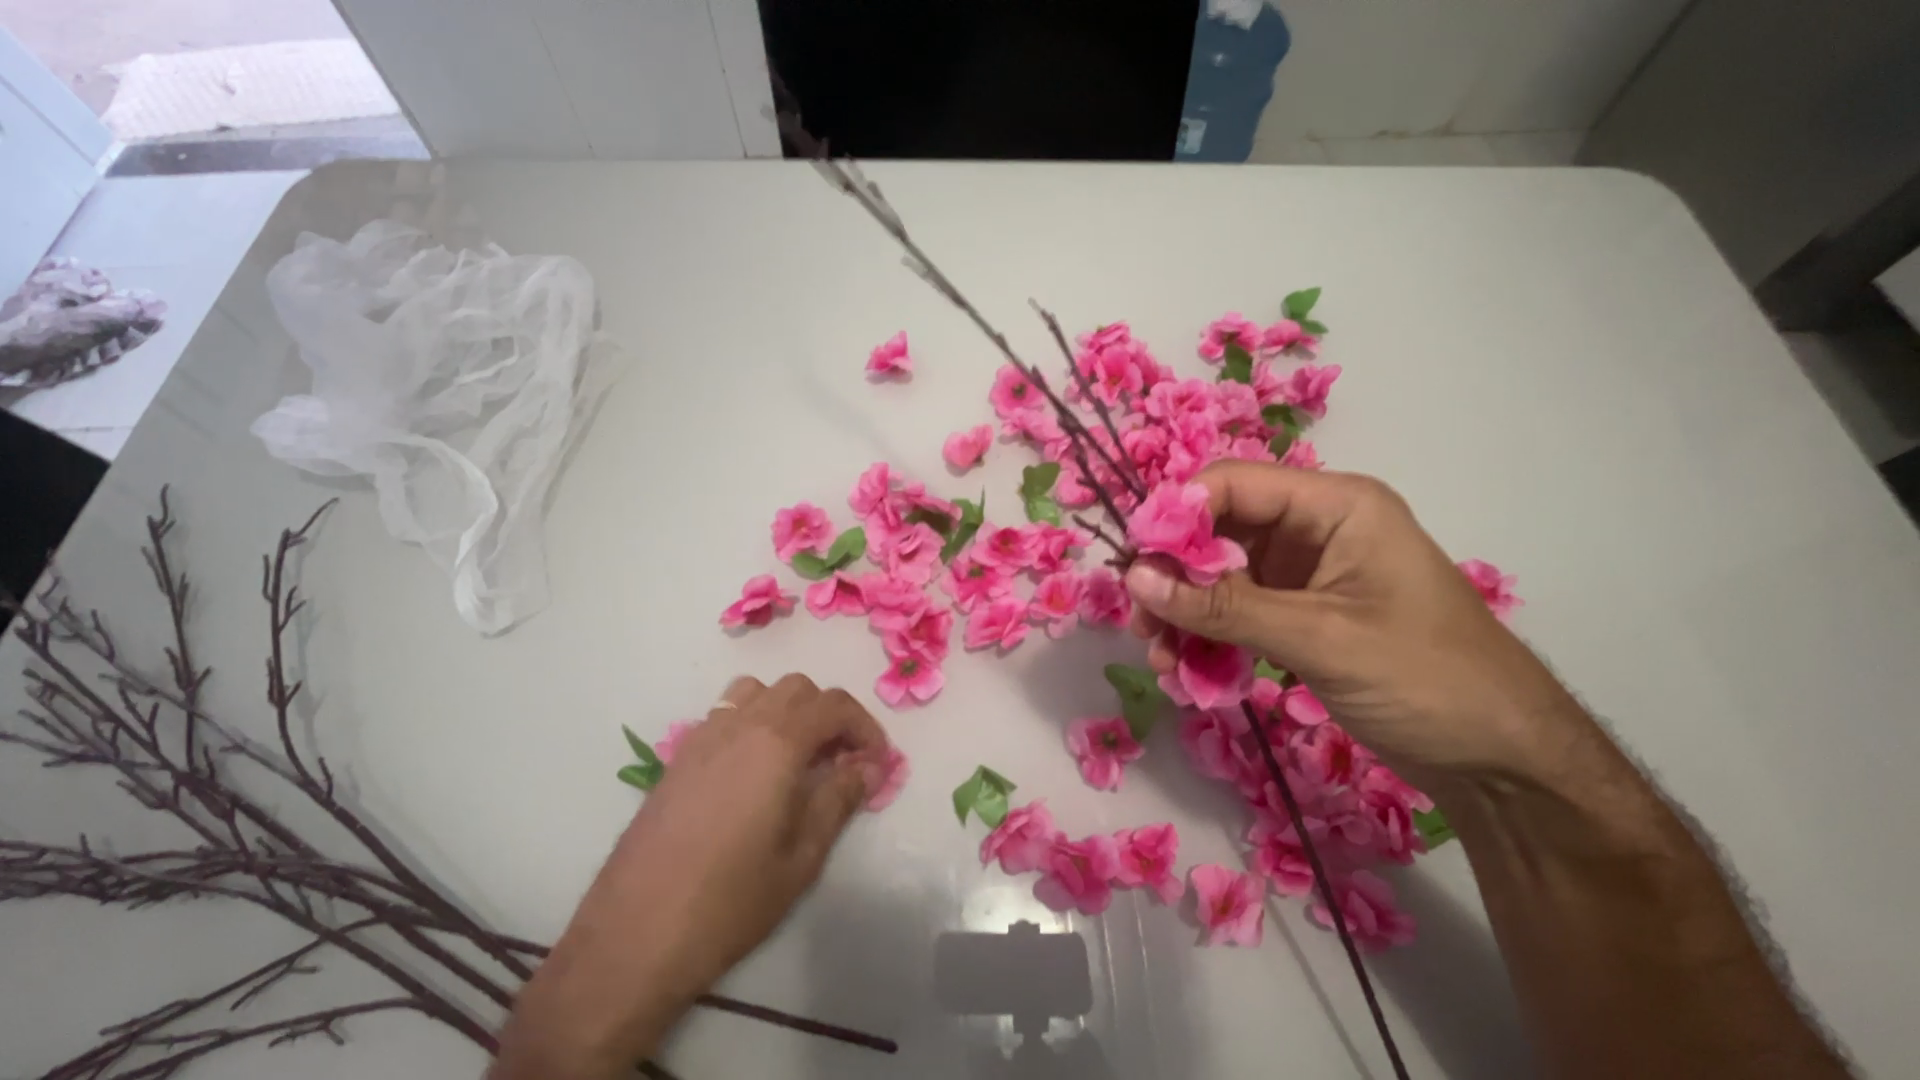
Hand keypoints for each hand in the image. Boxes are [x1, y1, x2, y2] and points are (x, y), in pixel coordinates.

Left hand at [491, 674, 886, 1079]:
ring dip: (788, 711)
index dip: (865, 728)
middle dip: (830, 716)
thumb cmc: (731, 900)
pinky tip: (755, 773)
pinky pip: (725, 715)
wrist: (637, 931)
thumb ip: (839, 799)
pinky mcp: (677, 759)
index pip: (834, 706)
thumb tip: (870, 767)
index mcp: (776, 743)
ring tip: (799, 758)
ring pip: (757, 692)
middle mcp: (739, 725)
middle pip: (797, 689)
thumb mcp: (801, 856)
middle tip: (843, 762)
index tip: (877, 764)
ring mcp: (702, 737)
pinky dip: (753, 723)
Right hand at [1125, 461, 1591, 790]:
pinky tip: (1192, 673)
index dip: (1175, 517)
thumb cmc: (1426, 679)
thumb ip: (1223, 607)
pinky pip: (1239, 613)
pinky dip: (1212, 639)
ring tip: (1163, 661)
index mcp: (1336, 506)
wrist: (1502, 758)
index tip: (1130, 568)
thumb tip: (1134, 577)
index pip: (1232, 484)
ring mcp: (1310, 574)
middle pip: (1220, 531)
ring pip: (1222, 577)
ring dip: (1186, 615)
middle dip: (1175, 577)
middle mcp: (1317, 528)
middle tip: (1140, 625)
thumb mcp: (1317, 639)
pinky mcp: (1305, 616)